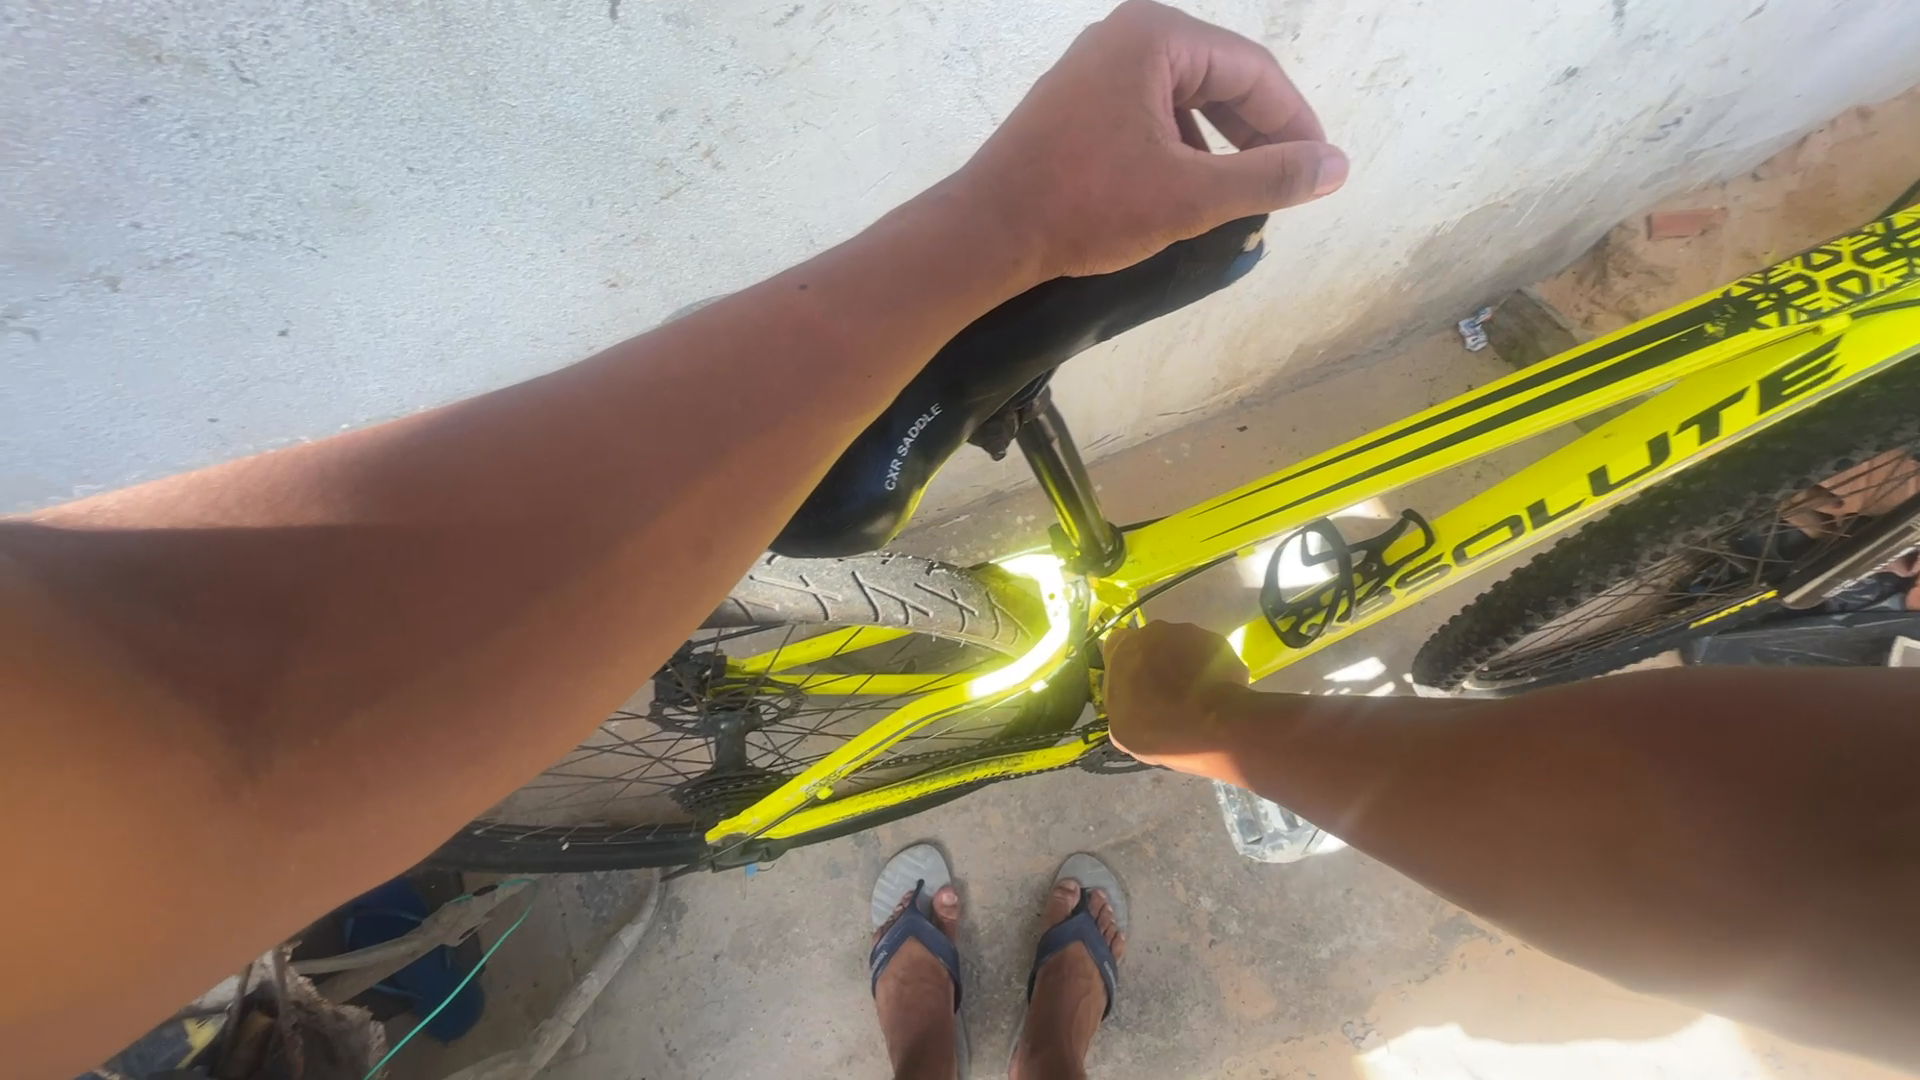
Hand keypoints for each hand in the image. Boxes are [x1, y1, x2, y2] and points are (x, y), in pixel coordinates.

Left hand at [958, 0, 1347, 279]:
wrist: (987, 233)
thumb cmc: (1085, 208)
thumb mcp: (1188, 196)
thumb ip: (1267, 178)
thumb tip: (1335, 167)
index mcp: (1157, 36)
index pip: (1252, 72)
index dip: (1294, 123)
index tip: (1319, 169)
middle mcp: (1124, 38)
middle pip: (1216, 81)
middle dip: (1253, 135)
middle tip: (1283, 183)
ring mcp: (1091, 72)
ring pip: (1178, 105)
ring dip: (1213, 148)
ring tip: (1233, 197)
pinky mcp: (1071, 109)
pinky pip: (1142, 121)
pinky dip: (1170, 154)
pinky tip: (1177, 194)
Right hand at [1103, 620, 1254, 780]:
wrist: (1216, 727)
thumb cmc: (1159, 729)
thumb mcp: (1121, 728)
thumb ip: (1120, 702)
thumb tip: (1130, 701)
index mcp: (1123, 648)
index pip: (1116, 647)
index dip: (1125, 667)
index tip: (1134, 687)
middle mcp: (1154, 631)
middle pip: (1150, 644)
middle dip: (1156, 664)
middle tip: (1165, 694)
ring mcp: (1191, 634)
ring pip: (1182, 647)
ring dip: (1184, 666)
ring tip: (1194, 698)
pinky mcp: (1220, 643)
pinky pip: (1209, 655)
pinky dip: (1210, 672)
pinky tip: (1214, 697)